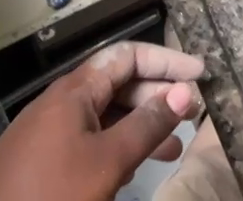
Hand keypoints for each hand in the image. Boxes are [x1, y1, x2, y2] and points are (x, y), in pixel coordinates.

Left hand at [0, 42, 204, 200]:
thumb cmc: (51, 195)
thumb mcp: (108, 162)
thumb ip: (147, 125)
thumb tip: (184, 91)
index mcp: (74, 90)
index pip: (128, 55)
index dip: (166, 60)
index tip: (200, 74)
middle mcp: (61, 102)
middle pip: (118, 83)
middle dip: (157, 96)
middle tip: (193, 114)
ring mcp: (49, 133)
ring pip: (105, 115)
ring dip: (141, 125)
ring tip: (175, 147)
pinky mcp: (42, 162)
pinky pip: (89, 139)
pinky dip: (118, 145)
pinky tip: (135, 167)